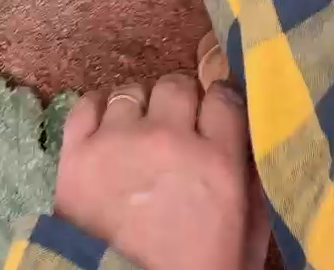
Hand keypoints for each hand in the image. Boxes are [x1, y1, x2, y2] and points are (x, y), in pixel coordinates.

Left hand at [53, 74, 251, 269]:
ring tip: (138, 132)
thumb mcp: (243, 248)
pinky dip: (99, 109)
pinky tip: (105, 129)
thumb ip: (255, 196)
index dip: (220, 104)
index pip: (224, 98)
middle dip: (180, 101)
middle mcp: (168, 137)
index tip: (216, 115)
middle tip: (177, 125)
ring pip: (132, 90)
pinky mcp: (78, 146)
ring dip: (140, 107)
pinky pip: (89, 102)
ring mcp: (118, 137)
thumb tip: (252, 151)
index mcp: (216, 163)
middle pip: (176, 85)